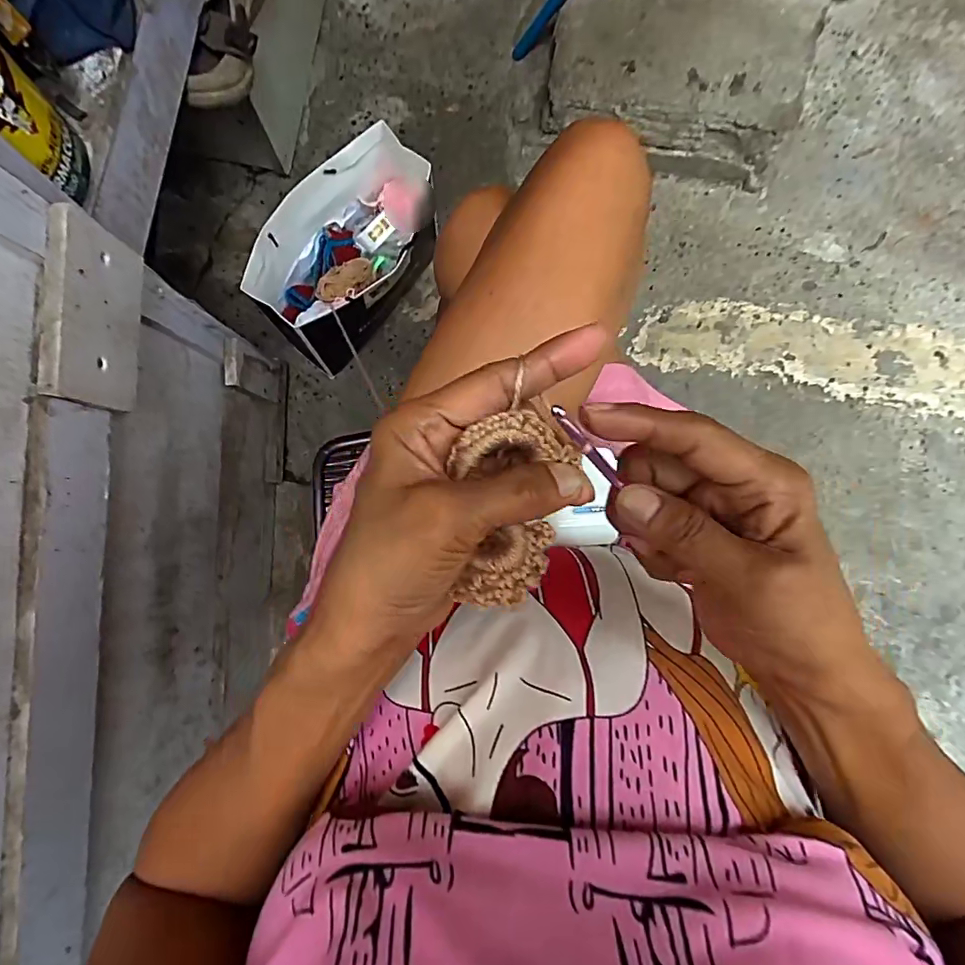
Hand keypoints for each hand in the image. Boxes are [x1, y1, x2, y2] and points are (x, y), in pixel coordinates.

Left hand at [304, 327, 603, 669]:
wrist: (368, 627)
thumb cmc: (391, 562)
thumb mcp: (450, 517)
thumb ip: (516, 490)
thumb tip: (578, 476)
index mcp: (420, 426)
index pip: (491, 383)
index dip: (545, 361)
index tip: (596, 338)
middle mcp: (437, 443)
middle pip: (509, 422)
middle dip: (546, 436)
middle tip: (583, 457)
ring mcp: (452, 479)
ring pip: (515, 461)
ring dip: (541, 476)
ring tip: (565, 494)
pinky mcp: (465, 513)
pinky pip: (511, 495)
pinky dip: (530, 505)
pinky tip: (539, 522)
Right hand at [579, 403, 898, 703]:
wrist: (806, 673)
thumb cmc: (795, 623)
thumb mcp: (745, 578)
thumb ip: (685, 533)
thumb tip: (626, 496)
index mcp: (764, 480)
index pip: (693, 437)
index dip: (640, 422)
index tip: (589, 416)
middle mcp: (734, 483)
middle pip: (659, 463)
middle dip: (638, 494)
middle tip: (645, 539)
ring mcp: (711, 508)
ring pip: (645, 493)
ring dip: (643, 528)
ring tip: (672, 564)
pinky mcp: (692, 532)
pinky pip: (646, 523)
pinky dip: (650, 547)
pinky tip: (678, 573)